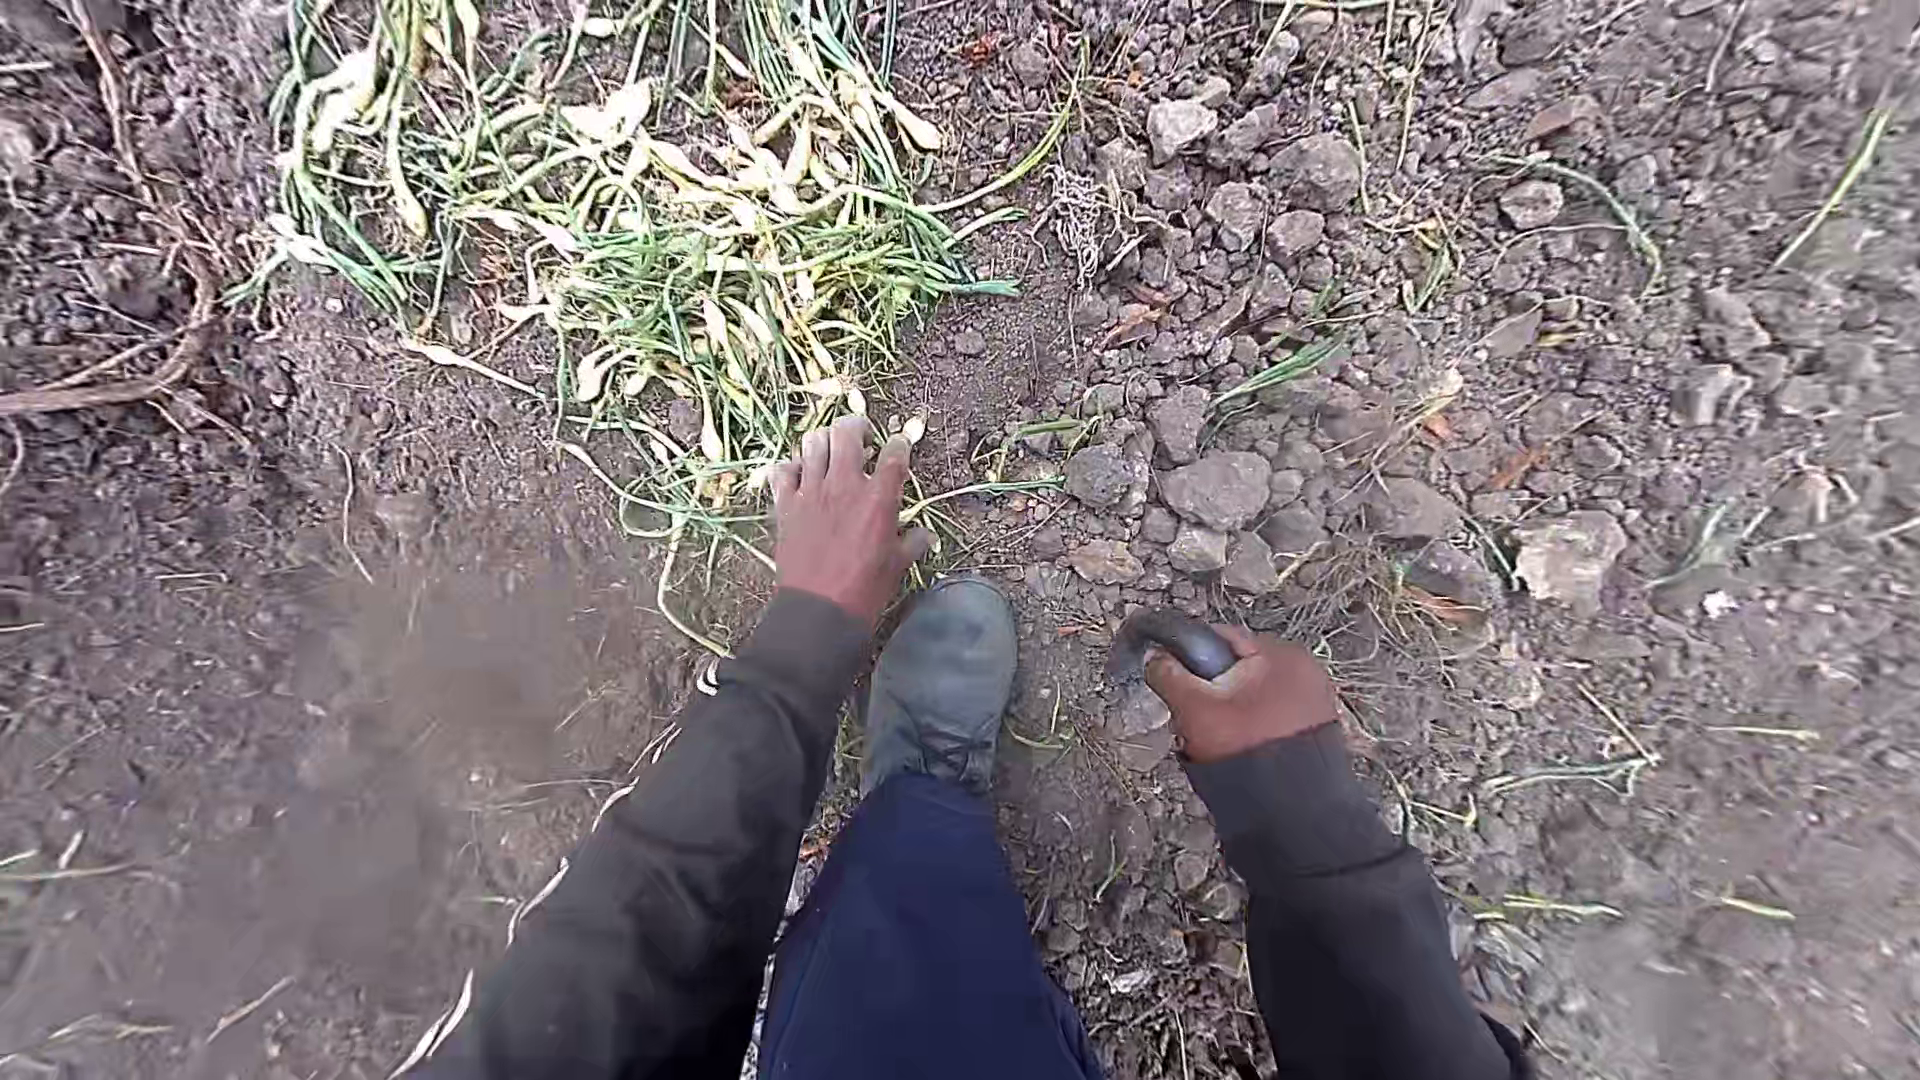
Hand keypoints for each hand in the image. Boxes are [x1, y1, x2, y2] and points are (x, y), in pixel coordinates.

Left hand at [770, 415, 930, 627]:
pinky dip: (791, 467)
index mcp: (878, 498)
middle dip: (857, 427)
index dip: (899, 444)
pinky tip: (800, 476)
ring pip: (813, 443)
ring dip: (825, 442)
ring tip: (832, 454)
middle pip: (847, 432)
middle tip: (863, 438)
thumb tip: (924, 535)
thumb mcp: (898, 565)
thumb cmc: (865, 589)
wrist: (820, 610)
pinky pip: (782, 471)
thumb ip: (913, 542)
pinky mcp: (786, 505)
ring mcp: (811, 492)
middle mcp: (844, 485)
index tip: (899, 447)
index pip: (894, 453)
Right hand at [1145, 625, 1337, 763]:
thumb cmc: (1244, 748)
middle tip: (1194, 716)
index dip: (1189, 657)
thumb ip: (1167, 674)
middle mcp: (1305, 669)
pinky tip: (1238, 746)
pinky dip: (1250, 725)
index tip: (1176, 682)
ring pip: (1250, 693)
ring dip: (1228, 709)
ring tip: (1216, 737)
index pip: (1219, 637)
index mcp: (1281, 652)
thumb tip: (1154, 658)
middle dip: (1210, 689)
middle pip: (1235, 667)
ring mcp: (1314, 700)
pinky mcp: (1316, 727)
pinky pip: (1269, 714)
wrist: (1294, 812)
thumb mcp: (1192, 706)